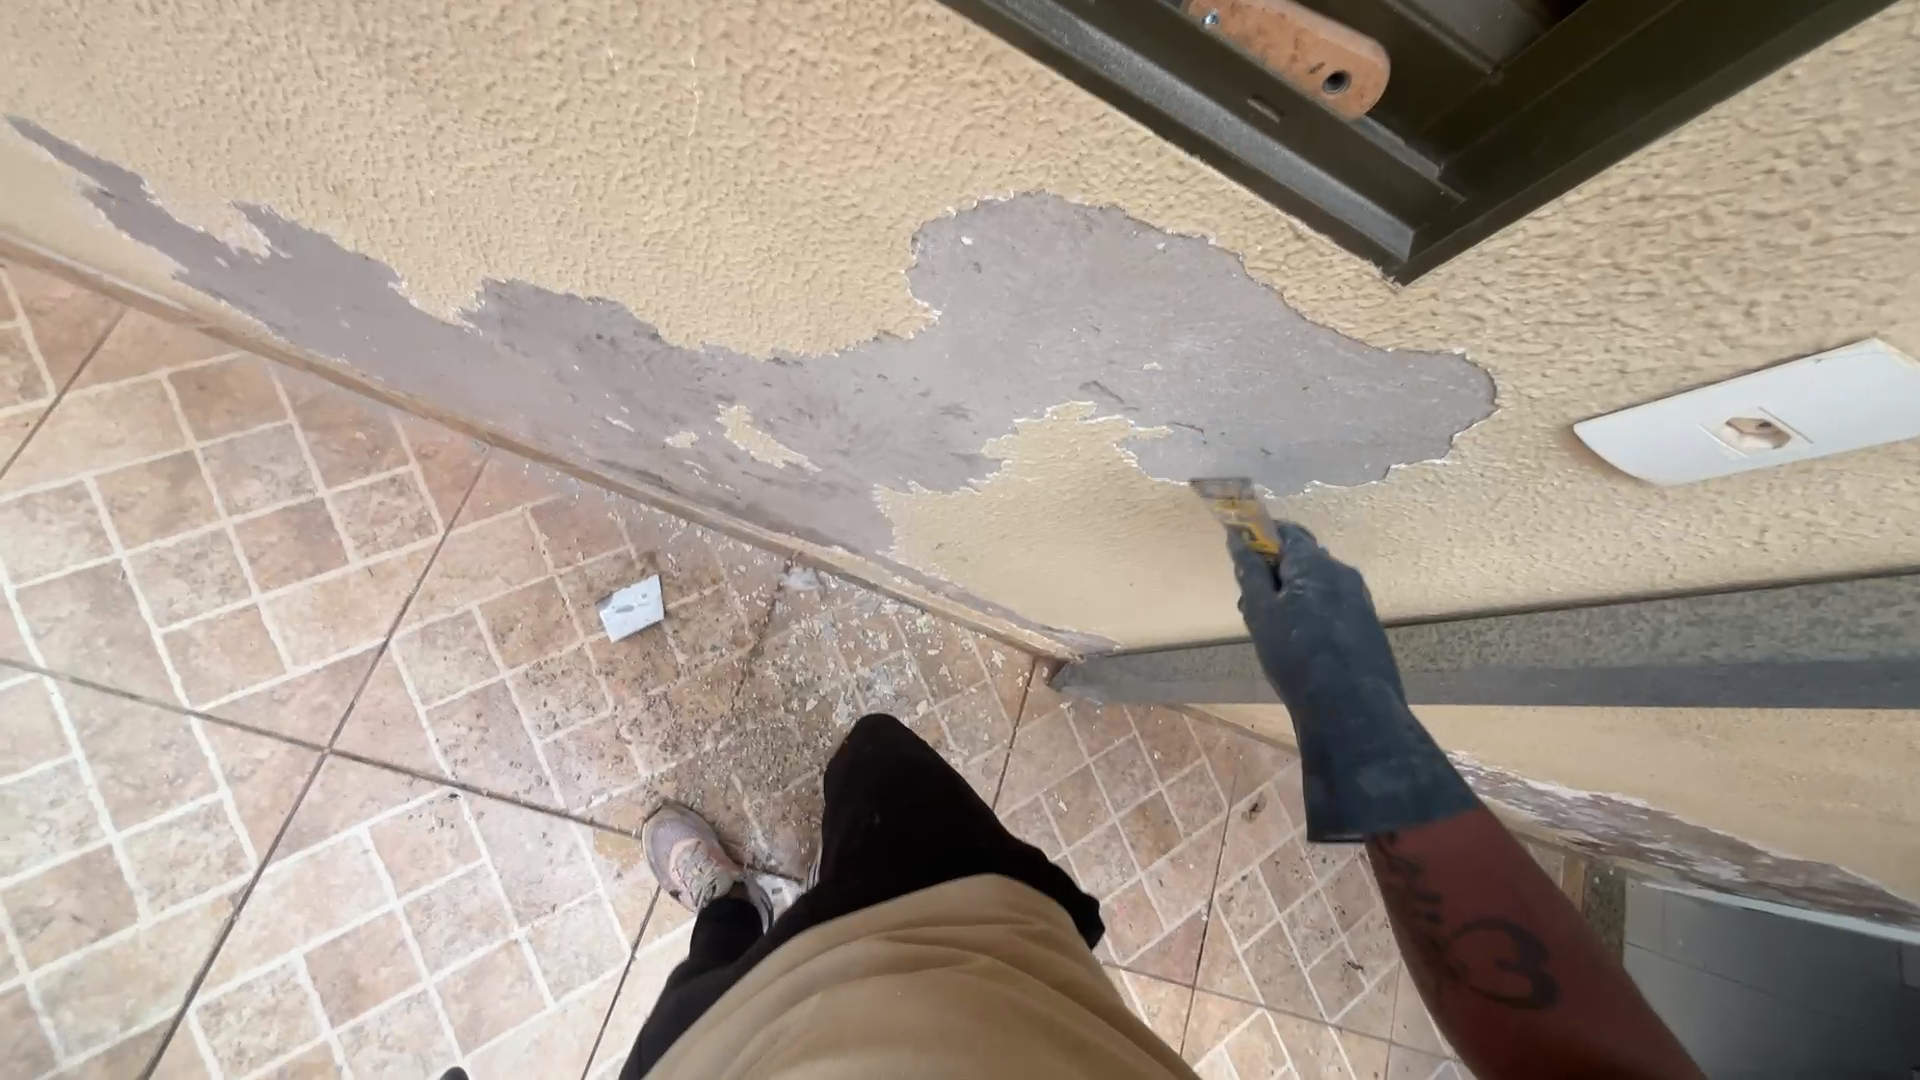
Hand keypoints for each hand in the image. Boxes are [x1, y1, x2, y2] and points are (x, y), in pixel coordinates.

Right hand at [1227, 523, 1405, 705]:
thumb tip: (1238, 539)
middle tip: (1250, 601)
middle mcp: (1342, 573)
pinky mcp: (1367, 624)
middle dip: (1275, 571)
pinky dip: (1310, 611)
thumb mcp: (1261, 613)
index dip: (1262, 536)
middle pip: (1303, 559)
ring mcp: (1359, 599)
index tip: (1241, 553)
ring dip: (1292, 594)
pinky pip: (1332, 604)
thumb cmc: (1296, 656)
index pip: (1287, 532)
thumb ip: (1250, 573)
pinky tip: (1298, 641)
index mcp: (1315, 564)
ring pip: (1317, 584)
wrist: (1352, 708)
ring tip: (1272, 627)